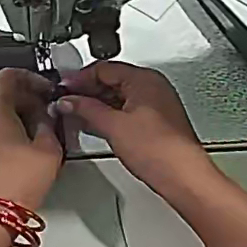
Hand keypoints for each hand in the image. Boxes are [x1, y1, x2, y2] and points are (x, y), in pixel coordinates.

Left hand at [0, 68, 63, 211]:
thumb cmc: (16, 181)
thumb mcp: (49, 147)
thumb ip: (49, 123)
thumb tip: (47, 116)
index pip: (8, 76)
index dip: (31, 78)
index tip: (46, 89)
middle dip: (23, 96)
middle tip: (43, 108)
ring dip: (11, 111)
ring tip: (35, 125)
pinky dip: (2, 126)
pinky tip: (20, 140)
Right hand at [56, 61, 207, 194]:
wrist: (183, 178)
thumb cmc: (161, 150)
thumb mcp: (112, 125)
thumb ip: (85, 108)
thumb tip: (69, 101)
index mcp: (145, 79)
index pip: (103, 68)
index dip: (79, 78)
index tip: (63, 89)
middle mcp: (153, 87)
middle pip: (110, 80)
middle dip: (86, 91)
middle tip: (66, 102)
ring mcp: (155, 105)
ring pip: (117, 96)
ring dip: (95, 104)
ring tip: (75, 114)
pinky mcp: (155, 122)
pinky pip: (125, 110)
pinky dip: (108, 115)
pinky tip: (95, 125)